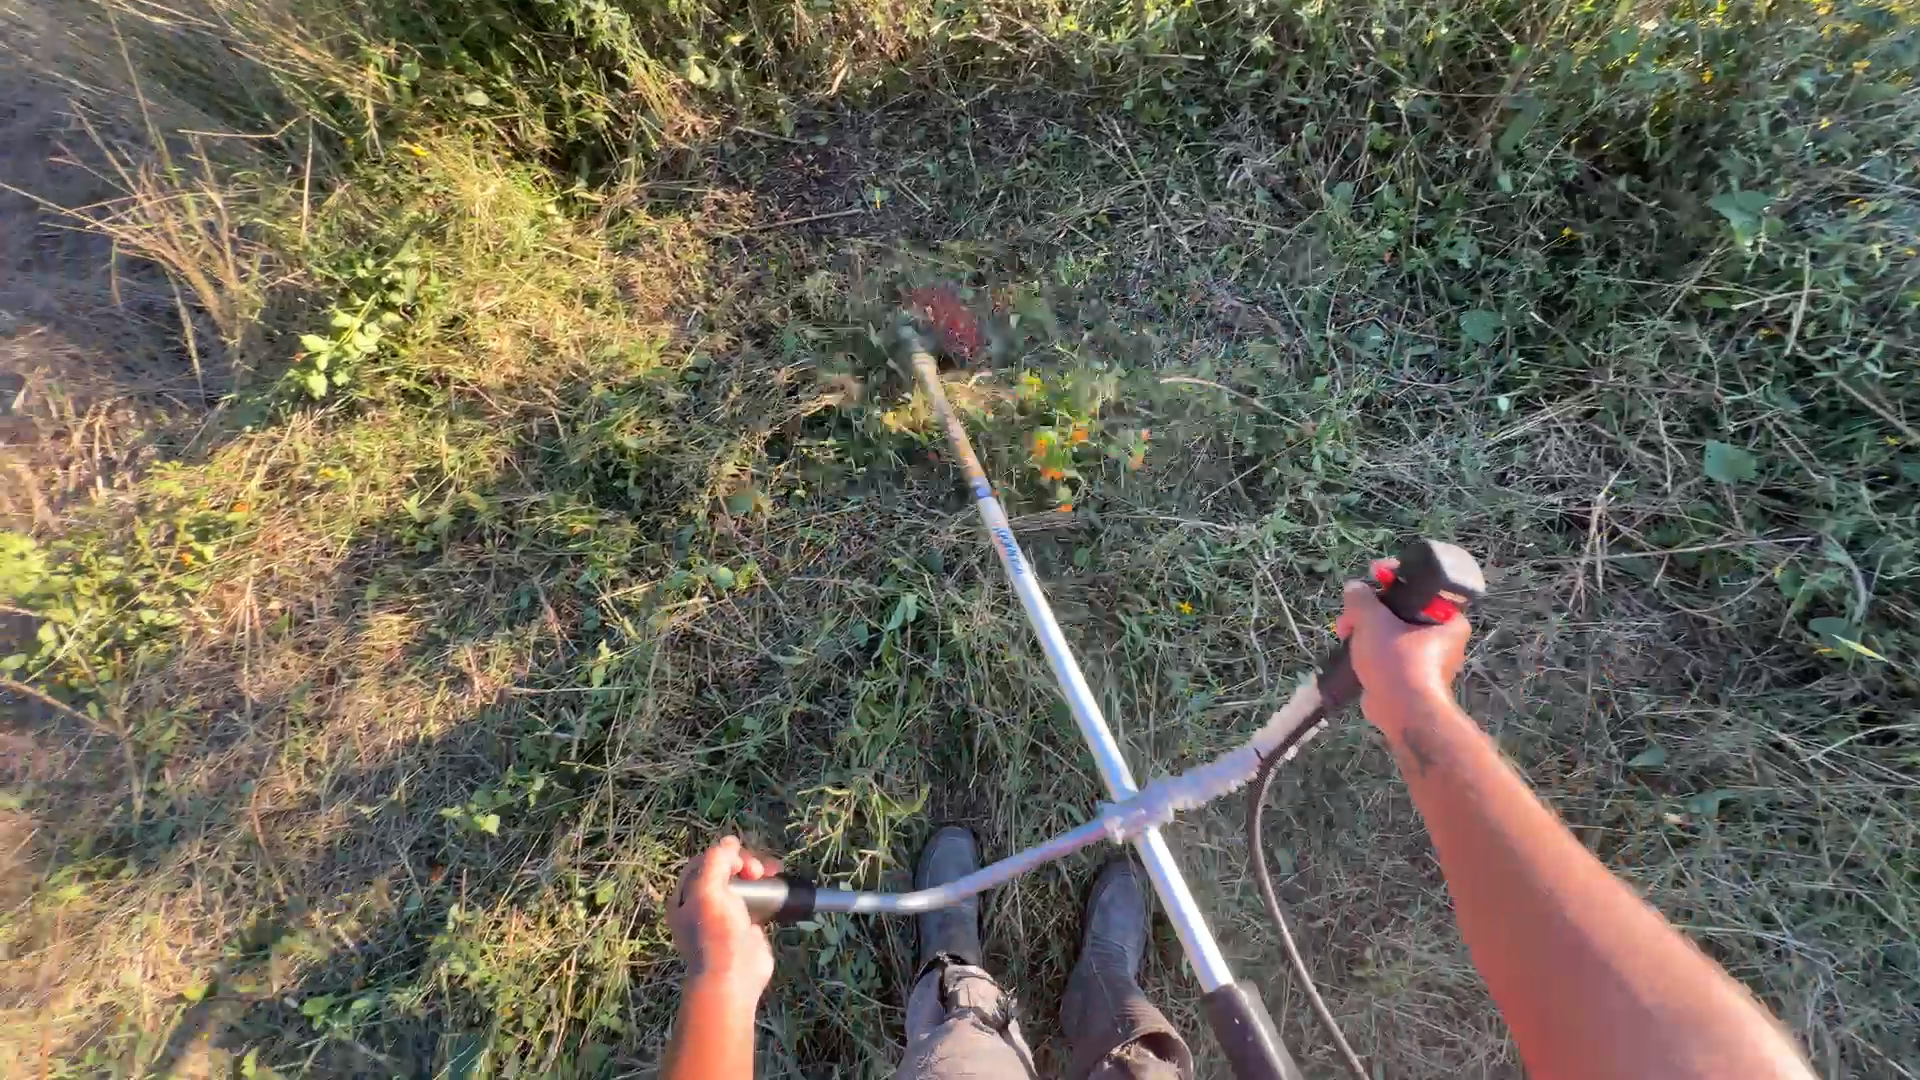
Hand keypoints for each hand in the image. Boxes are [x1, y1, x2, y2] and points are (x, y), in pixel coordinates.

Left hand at [669, 836, 779, 1003]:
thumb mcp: (708, 891)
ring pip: (744, 880)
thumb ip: (716, 861)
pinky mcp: (747, 922)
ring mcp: (726, 914)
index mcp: (685, 898)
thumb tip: (729, 841)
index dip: (724, 856)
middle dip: (745, 862)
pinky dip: (767, 886)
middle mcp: (702, 904)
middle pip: (726, 868)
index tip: (740, 864)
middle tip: (758, 871)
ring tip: (774, 872)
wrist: (733, 976)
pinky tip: (778, 884)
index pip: (704, 862)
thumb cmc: (716, 932)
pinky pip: (757, 895)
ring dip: (759, 870)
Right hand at [1334, 558, 1472, 732]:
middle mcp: (1441, 635)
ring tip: (1345, 633)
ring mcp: (1424, 655)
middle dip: (1369, 607)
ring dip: (1364, 627)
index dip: (1395, 575)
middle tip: (1351, 614)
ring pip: (1389, 628)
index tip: (1373, 573)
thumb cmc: (1397, 661)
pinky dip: (1368, 645)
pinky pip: (1386, 648)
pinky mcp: (1408, 672)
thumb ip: (1362, 599)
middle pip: (1400, 607)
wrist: (1403, 711)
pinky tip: (1351, 648)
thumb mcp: (1374, 622)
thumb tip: (1354, 587)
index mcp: (1448, 619)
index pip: (1422, 585)